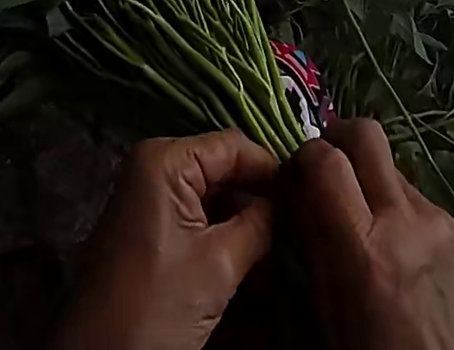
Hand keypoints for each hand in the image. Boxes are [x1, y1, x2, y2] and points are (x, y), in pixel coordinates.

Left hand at [54, 130, 277, 349]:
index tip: (305, 198)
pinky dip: (223, 234)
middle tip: (297, 225)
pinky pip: (196, 216)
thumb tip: (290, 202)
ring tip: (280, 246)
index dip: (271, 170)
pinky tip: (251, 258)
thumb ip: (260, 223)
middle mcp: (154, 166)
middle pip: (223, 168)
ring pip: (213, 194)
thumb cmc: (155, 308)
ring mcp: (148, 196)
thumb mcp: (219, 264)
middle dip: (259, 198)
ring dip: (245, 220)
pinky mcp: (148, 226)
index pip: (234, 146)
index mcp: (165, 159)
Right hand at [295, 119, 453, 349]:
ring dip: (364, 171)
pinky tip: (386, 233)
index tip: (295, 170)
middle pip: (367, 134)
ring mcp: (433, 217)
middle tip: (325, 159)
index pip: (326, 161)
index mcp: (362, 249)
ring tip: (357, 209)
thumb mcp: (320, 300)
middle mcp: (402, 221)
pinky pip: (408, 188)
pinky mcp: (452, 222)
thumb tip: (292, 180)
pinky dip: (388, 198)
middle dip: (339, 135)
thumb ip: (307, 233)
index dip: (304, 155)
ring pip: (387, 159)